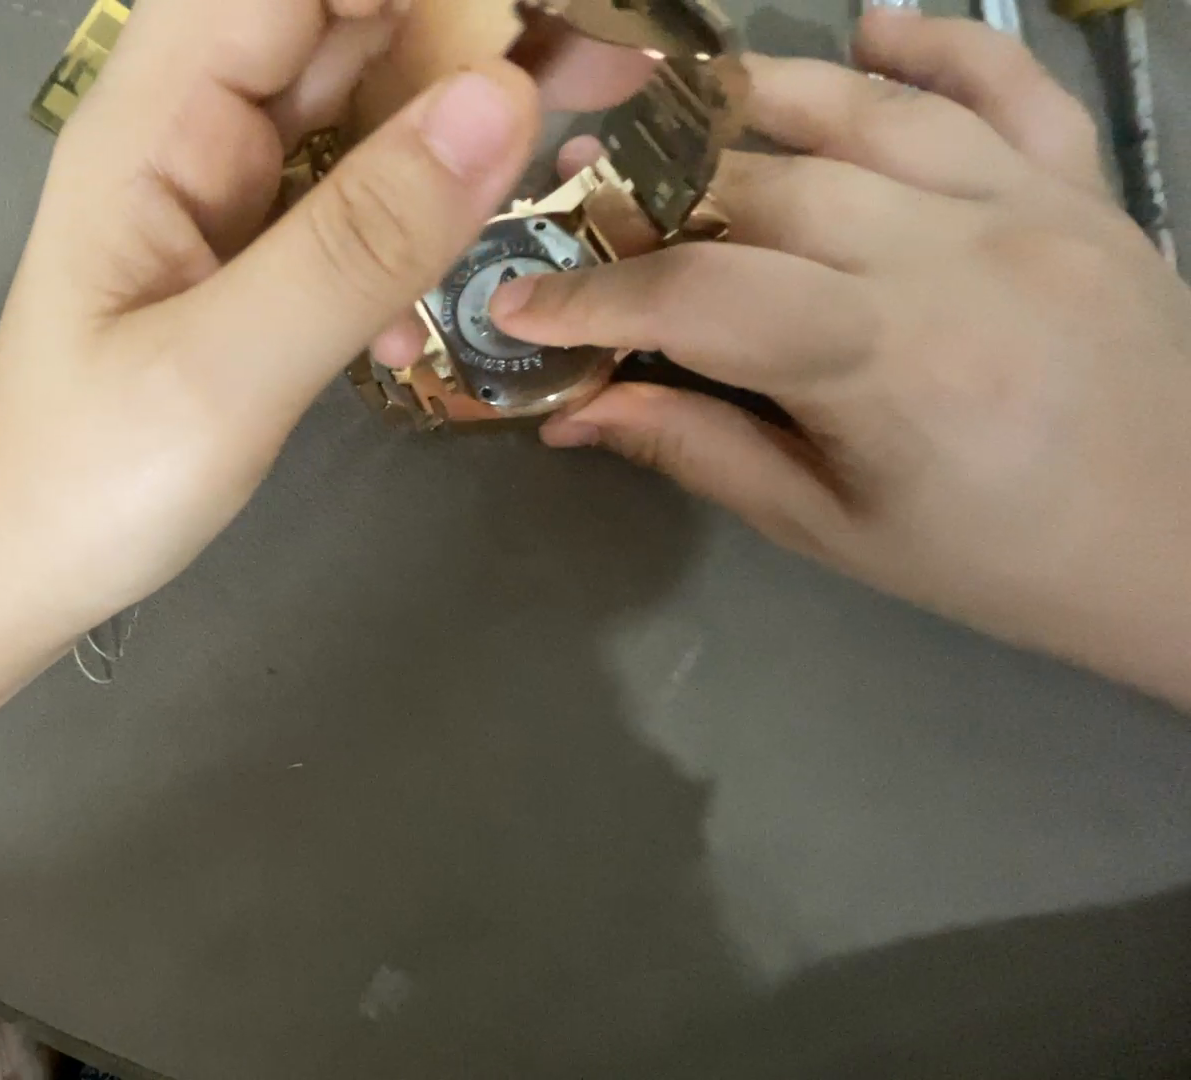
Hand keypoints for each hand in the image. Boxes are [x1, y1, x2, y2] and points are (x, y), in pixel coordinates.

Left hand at [0, 0, 647, 643]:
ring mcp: (211, 207)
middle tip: (609, 57)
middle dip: (465, 34)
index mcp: (150, 125)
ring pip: (346, 120)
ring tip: (567, 144)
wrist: (33, 567)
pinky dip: (397, 239)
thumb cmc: (96, 480)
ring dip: (451, 130)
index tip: (543, 12)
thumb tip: (503, 101)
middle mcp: (181, 139)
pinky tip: (415, 327)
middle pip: (332, 29)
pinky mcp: (237, 271)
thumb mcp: (226, 369)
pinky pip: (336, 214)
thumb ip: (357, 242)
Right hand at [489, 13, 1190, 706]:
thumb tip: (570, 413)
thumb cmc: (978, 553)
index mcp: (889, 364)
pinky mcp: (1083, 187)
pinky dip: (932, 47)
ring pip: (867, 114)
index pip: (699, 298)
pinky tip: (864, 31)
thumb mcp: (812, 520)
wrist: (1188, 546)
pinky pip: (1009, 85)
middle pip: (766, 189)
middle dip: (647, 194)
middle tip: (572, 200)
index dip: (591, 296)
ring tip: (665, 105)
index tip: (514, 301)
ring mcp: (1034, 206)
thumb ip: (689, 447)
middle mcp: (961, 259)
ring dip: (751, 100)